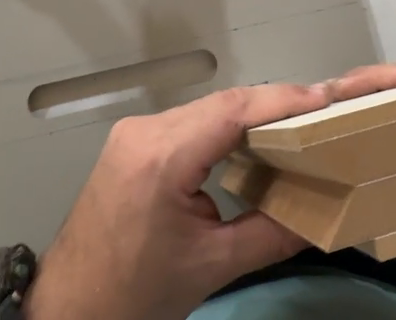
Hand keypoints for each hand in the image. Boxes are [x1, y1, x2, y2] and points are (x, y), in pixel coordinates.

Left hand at [22, 82, 333, 319]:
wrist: (72, 305)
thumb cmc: (138, 290)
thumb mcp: (213, 266)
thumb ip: (271, 235)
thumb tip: (321, 218)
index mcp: (162, 157)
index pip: (231, 110)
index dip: (281, 99)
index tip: (324, 97)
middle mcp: (145, 130)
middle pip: (220, 104)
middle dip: (273, 104)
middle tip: (321, 110)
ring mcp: (134, 132)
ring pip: (205, 109)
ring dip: (248, 114)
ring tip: (296, 122)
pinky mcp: (131, 141)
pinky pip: (188, 122)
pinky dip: (222, 126)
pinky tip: (250, 139)